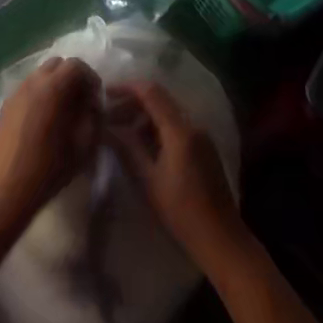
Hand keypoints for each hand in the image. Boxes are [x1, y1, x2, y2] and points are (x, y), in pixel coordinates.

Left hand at [0, 57, 103, 221]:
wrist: (8, 190)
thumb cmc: (51, 167)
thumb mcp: (86, 142)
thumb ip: (93, 114)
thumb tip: (91, 103)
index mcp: (54, 88)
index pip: (77, 65)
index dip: (91, 78)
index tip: (95, 98)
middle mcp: (33, 83)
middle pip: (57, 64)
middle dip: (72, 76)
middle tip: (80, 99)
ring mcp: (16, 93)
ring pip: (40, 74)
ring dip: (55, 83)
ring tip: (62, 109)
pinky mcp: (5, 107)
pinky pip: (28, 88)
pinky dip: (40, 93)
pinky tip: (44, 118)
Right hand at [106, 81, 245, 268]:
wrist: (219, 235)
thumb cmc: (180, 210)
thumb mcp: (148, 180)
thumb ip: (128, 148)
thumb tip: (106, 128)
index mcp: (181, 129)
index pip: (151, 92)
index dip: (126, 87)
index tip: (103, 92)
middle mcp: (194, 124)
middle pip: (160, 101)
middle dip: (131, 105)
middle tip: (106, 118)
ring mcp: (201, 135)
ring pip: (167, 115)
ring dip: (142, 118)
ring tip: (118, 134)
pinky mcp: (203, 147)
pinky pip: (176, 127)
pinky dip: (156, 130)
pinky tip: (140, 146)